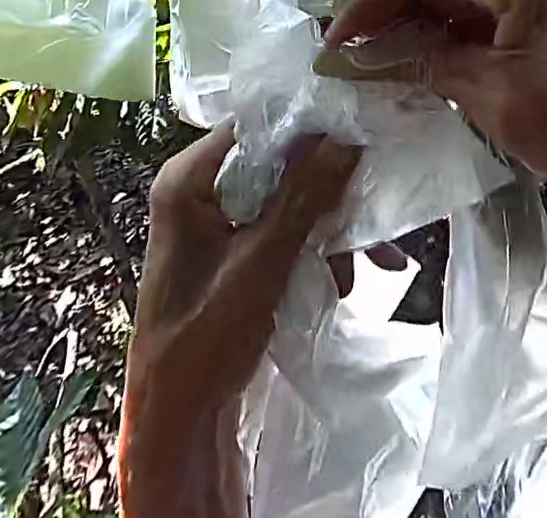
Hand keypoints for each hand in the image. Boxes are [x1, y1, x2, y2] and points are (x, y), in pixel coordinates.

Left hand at [117, 125, 360, 517]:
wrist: (177, 422)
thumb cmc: (203, 339)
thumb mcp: (262, 263)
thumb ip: (305, 197)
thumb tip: (348, 137)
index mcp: (188, 180)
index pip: (256, 126)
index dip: (308, 125)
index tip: (358, 131)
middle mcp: (200, 188)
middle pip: (277, 161)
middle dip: (327, 186)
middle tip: (369, 201)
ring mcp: (217, 217)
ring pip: (288, 195)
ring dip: (328, 224)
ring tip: (368, 262)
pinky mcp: (234, 243)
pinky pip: (284, 224)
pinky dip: (315, 246)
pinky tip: (347, 277)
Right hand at [326, 0, 546, 276]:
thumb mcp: (500, 102)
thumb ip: (425, 64)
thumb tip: (360, 52)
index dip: (364, 4)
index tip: (333, 52)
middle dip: (391, 19)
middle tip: (353, 71)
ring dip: (423, 32)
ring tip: (384, 78)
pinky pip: (495, 11)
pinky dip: (460, 39)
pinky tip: (435, 74)